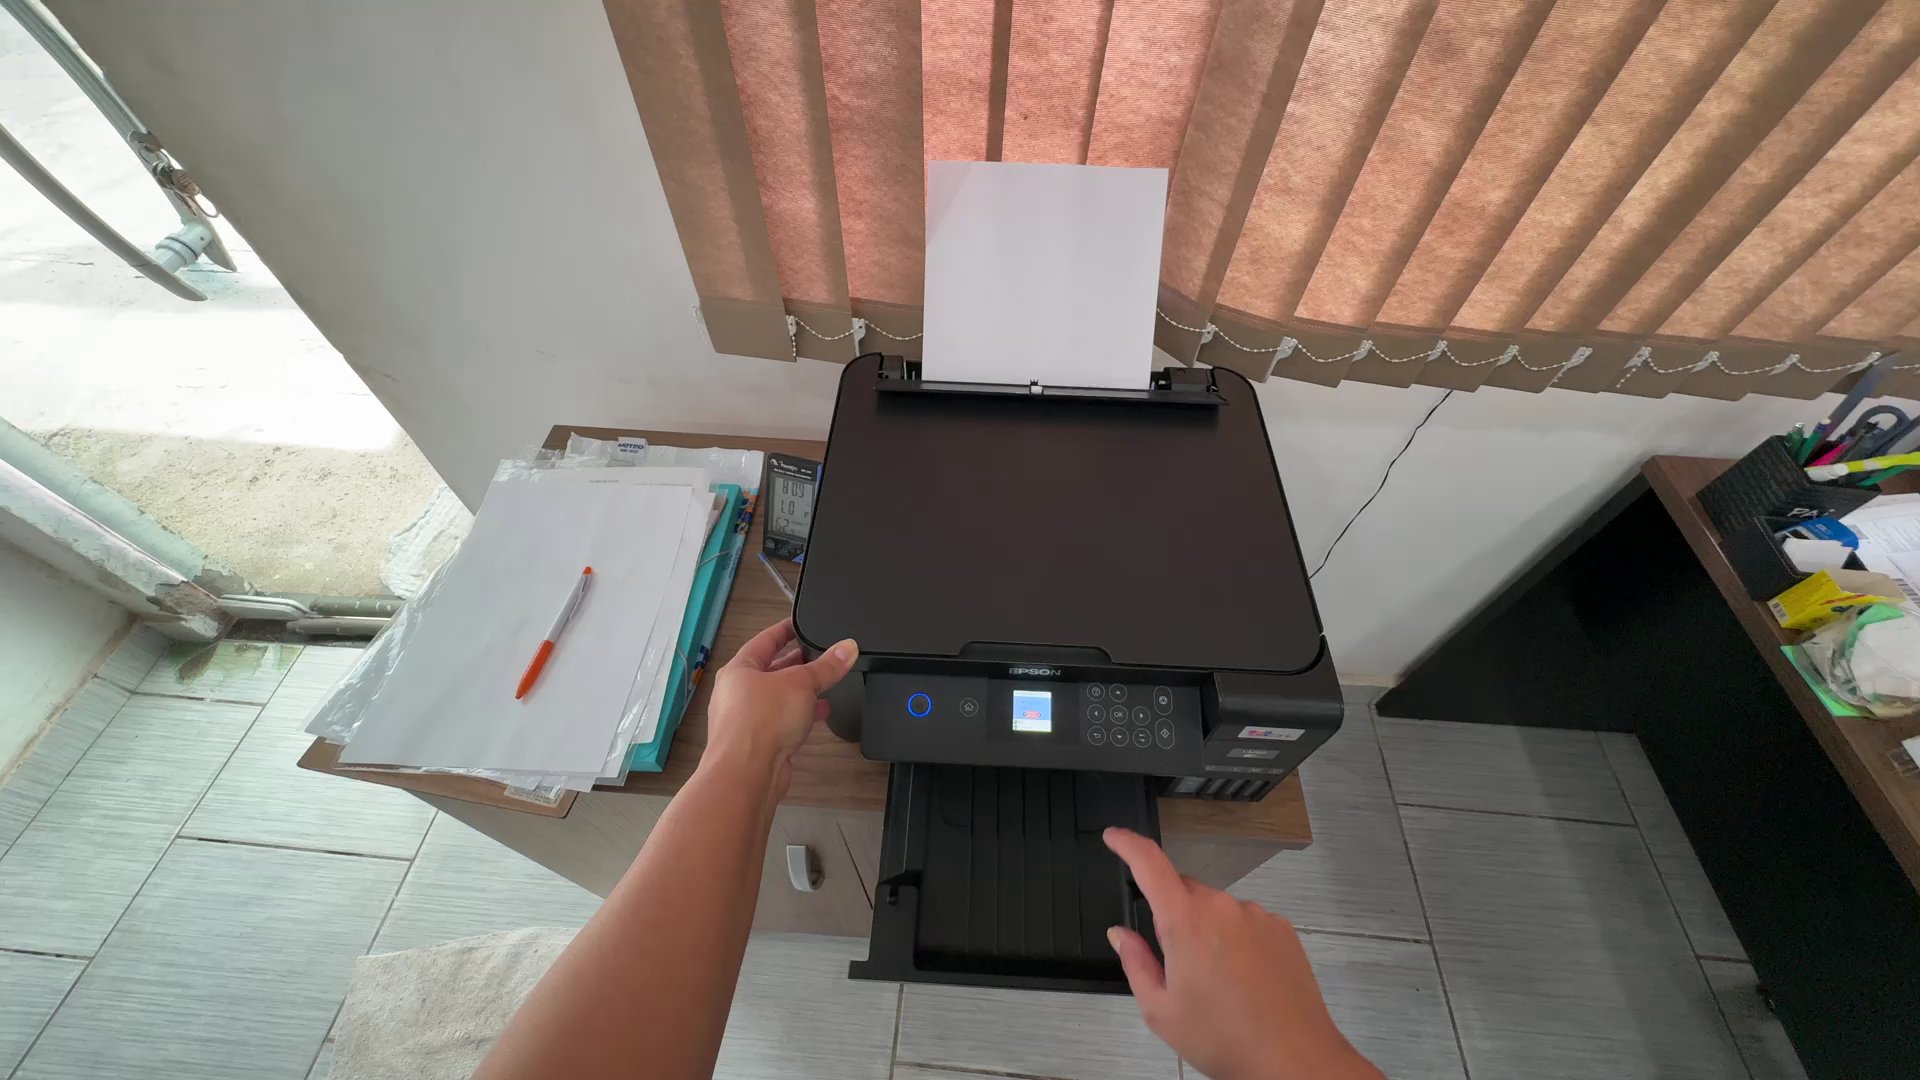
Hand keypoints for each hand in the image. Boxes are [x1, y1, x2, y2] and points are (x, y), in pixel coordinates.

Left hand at [703, 619, 856, 791]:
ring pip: (778, 698)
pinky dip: (800, 715)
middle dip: (796, 663)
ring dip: (801, 692)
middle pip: (771, 670)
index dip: (784, 630)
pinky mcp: (757, 743)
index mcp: (739, 670)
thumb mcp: (802, 683)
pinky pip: (781, 721)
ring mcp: (746, 720)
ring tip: (824, 684)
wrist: (747, 773)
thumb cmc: (759, 722)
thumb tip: (847, 647)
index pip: (765, 640)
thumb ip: (827, 666)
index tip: (799, 623)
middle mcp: (737, 693)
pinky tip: (819, 714)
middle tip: (817, 654)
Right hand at [1104, 828, 1382, 1079]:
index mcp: (1185, 920)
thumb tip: (1120, 933)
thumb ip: (1135, 962)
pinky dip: (1237, 940)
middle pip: (1183, 891)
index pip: (1149, 862)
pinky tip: (1246, 979)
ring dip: (1207, 930)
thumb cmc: (1224, 1040)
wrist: (1296, 1063)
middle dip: (1173, 916)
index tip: (1113, 836)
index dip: (1127, 843)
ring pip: (1215, 908)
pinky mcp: (1281, 928)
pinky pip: (1246, 921)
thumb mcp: (1161, 1011)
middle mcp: (1220, 905)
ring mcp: (1255, 914)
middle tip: (1179, 964)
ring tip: (1220, 981)